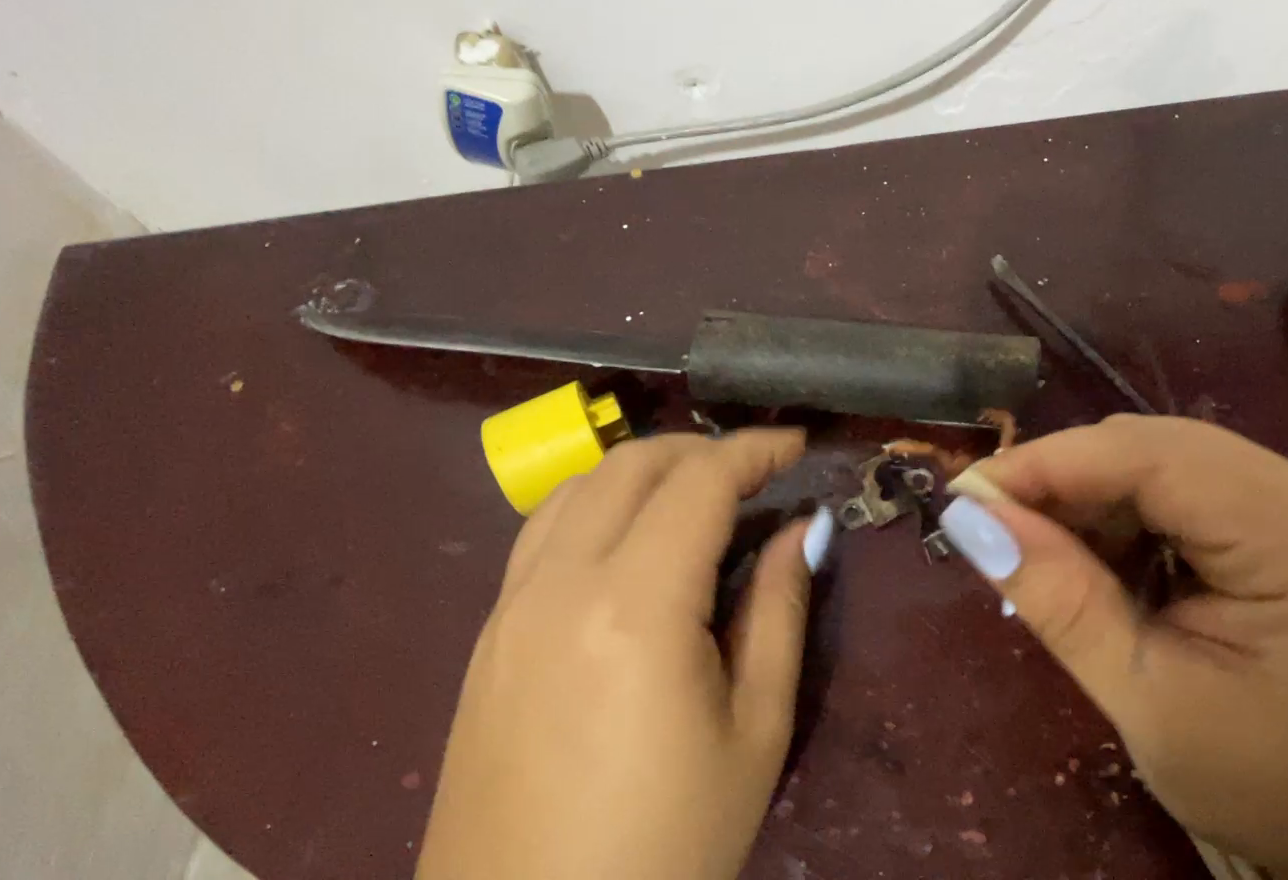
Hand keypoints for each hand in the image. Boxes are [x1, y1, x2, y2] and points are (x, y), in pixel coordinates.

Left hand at [418, 429, 819, 879]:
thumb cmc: (667, 839)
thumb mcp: (754, 729)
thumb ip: (778, 610)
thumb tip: (801, 528)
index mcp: (635, 605)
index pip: (699, 481)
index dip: (754, 450)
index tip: (798, 447)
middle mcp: (560, 584)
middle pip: (629, 465)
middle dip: (700, 449)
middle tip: (755, 472)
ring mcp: (510, 607)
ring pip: (575, 488)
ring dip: (642, 469)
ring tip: (695, 495)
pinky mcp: (486, 636)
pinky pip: (541, 534)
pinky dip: (594, 505)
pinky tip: (628, 542)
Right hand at [940, 415, 1287, 877]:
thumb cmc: (1259, 778)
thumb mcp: (1146, 696)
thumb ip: (1061, 598)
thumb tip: (971, 516)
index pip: (1152, 459)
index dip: (1052, 462)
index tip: (968, 492)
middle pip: (1156, 447)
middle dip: (1065, 478)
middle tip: (993, 527)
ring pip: (1161, 457)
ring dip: (1091, 495)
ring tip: (1045, 555)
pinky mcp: (1282, 513)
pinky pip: (1182, 483)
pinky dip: (1125, 511)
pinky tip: (1100, 559)